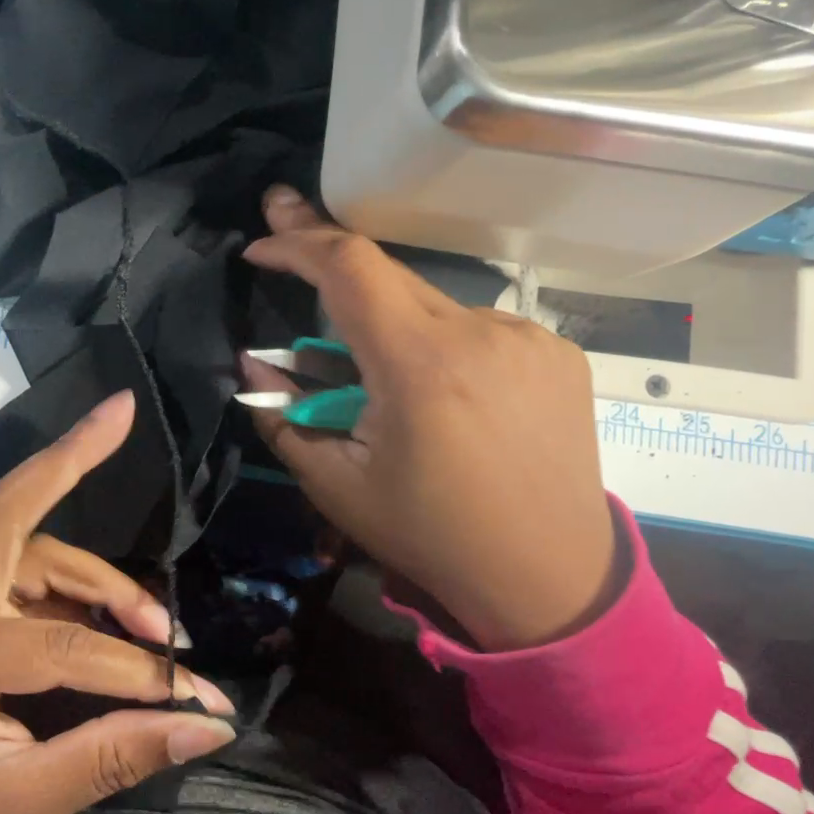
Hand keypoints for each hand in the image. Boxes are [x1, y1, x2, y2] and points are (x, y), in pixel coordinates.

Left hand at [0, 391, 238, 813]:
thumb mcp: (24, 800)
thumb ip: (111, 755)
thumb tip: (208, 725)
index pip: (57, 644)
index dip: (133, 674)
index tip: (198, 702)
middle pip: (6, 511)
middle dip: (67, 458)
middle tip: (120, 413)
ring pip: (26, 544)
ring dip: (92, 569)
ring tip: (155, 627)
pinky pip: (23, 573)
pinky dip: (73, 585)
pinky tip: (115, 624)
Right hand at [241, 187, 618, 651]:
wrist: (545, 574)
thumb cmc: (427, 533)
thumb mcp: (335, 483)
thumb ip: (285, 416)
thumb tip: (255, 364)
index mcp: (419, 364)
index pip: (350, 267)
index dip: (298, 241)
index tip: (262, 239)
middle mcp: (481, 332)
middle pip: (390, 277)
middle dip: (330, 264)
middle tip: (284, 246)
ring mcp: (528, 338)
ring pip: (432, 308)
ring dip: (387, 326)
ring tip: (376, 385)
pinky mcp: (557, 353)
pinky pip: (476, 331)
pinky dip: (438, 346)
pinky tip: (438, 395)